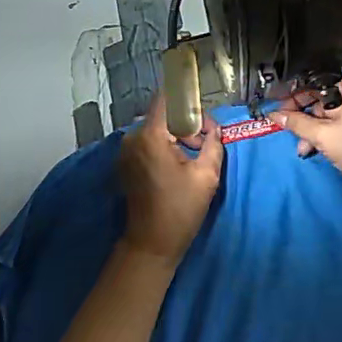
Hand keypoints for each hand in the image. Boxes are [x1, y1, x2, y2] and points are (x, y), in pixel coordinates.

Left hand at [118, 91, 224, 260]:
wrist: (151, 242)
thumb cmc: (180, 209)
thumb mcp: (206, 175)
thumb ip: (213, 144)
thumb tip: (215, 129)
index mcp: (150, 136)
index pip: (166, 99)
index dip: (186, 98)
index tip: (204, 109)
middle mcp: (132, 137)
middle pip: (163, 115)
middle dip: (187, 123)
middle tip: (206, 142)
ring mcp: (126, 150)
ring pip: (156, 129)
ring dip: (176, 136)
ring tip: (196, 156)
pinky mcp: (126, 162)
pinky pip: (148, 142)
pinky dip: (164, 146)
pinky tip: (179, 164)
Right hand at [271, 69, 341, 192]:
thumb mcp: (323, 137)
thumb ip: (296, 123)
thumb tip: (273, 115)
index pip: (311, 81)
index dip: (292, 97)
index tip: (278, 113)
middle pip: (321, 94)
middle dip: (305, 116)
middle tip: (291, 134)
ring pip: (331, 106)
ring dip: (316, 125)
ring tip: (305, 148)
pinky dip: (331, 126)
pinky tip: (319, 145)